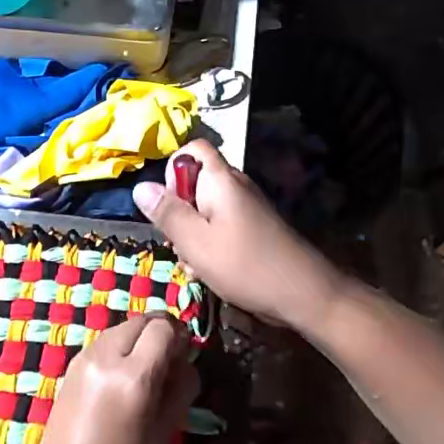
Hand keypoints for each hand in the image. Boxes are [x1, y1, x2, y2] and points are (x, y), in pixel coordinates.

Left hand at [34, 315, 198, 443]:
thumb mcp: (165, 429)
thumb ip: (182, 386)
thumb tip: (185, 359)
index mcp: (133, 376)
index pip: (163, 328)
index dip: (179, 336)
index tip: (183, 356)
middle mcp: (107, 357)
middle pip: (142, 321)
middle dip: (160, 333)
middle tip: (167, 360)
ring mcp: (85, 356)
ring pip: (122, 327)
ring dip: (138, 338)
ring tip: (144, 369)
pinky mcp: (72, 362)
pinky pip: (104, 340)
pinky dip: (119, 346)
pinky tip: (121, 375)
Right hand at [133, 140, 346, 326]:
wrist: (304, 293)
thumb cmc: (245, 265)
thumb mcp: (195, 241)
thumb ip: (167, 213)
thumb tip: (140, 186)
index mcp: (220, 180)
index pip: (192, 150)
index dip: (172, 171)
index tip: (170, 205)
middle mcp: (235, 186)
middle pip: (194, 183)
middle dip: (178, 212)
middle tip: (179, 243)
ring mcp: (245, 208)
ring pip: (204, 210)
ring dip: (191, 235)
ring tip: (195, 264)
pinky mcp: (253, 228)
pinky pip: (220, 226)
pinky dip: (209, 244)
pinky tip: (209, 271)